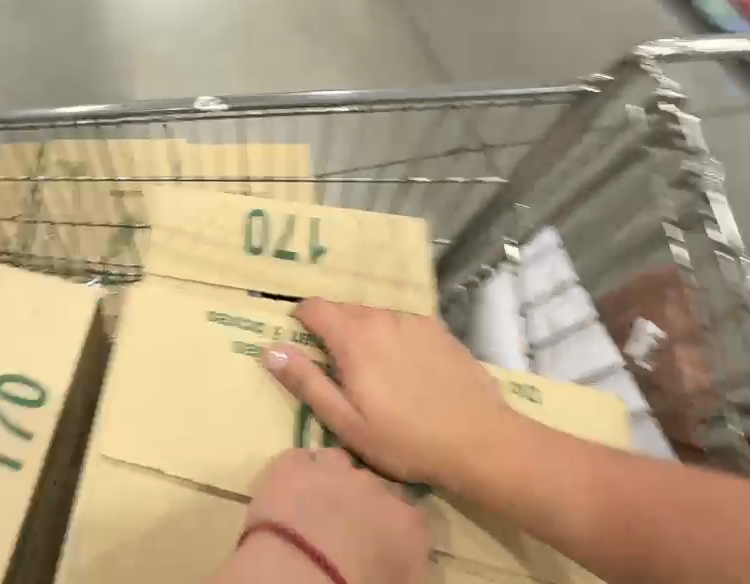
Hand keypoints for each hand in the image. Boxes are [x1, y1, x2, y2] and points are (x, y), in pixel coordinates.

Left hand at [242, 448, 426, 583]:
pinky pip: (299, 459)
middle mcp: (372, 486)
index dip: (396, 528)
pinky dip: (298, 473)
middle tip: (347, 528)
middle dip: (362, 502)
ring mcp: (330, 468)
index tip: (384, 543)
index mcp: (406, 524)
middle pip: (372, 485)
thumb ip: (406, 565)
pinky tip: (290, 492)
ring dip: (331, 479)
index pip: (412, 517)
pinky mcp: (292, 463)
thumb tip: (395, 560)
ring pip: (336, 462)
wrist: (301, 576)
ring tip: (317, 505)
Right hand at [263, 298, 522, 486]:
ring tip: (379, 377)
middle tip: (342, 373)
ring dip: (366, 336)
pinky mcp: (438, 330)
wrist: (480, 442)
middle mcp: (380, 317)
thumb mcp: (345, 421)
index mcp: (352, 336)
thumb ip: (305, 381)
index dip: (301, 321)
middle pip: (344, 311)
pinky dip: (396, 339)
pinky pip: (403, 325)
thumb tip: (269, 349)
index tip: (304, 347)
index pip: (313, 307)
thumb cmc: (405, 439)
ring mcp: (412, 320)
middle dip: (335, 332)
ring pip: (375, 317)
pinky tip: (410, 373)